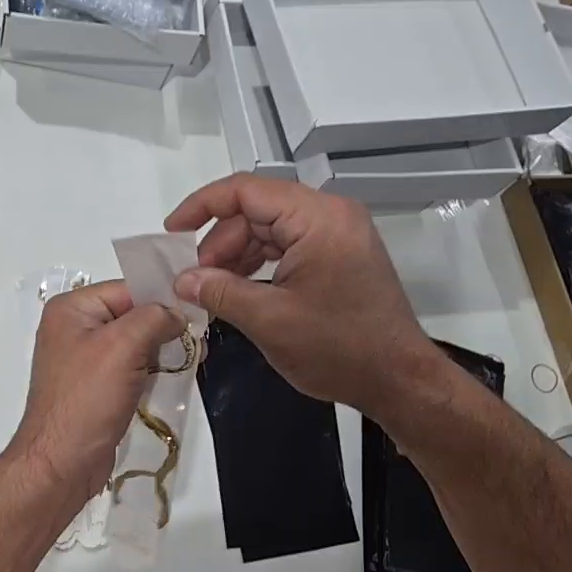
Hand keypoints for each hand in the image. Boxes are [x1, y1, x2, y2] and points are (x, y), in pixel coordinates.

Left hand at [7, 280, 183, 505]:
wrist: (62, 463)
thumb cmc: (88, 399)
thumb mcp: (123, 346)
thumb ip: (154, 318)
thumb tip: (177, 314)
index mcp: (72, 308)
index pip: (127, 289)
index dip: (162, 298)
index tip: (198, 311)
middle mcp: (74, 328)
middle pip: (131, 314)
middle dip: (164, 326)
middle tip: (200, 339)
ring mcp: (83, 359)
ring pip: (134, 342)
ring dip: (161, 350)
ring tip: (193, 357)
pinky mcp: (95, 387)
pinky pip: (129, 367)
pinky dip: (151, 371)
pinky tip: (174, 377)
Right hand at [164, 175, 445, 418]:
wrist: (400, 381)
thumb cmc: (337, 348)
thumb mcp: (269, 320)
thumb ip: (219, 291)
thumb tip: (180, 279)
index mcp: (317, 218)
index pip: (246, 190)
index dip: (201, 205)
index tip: (171, 232)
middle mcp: (330, 214)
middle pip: (257, 210)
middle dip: (220, 241)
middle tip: (193, 279)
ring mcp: (339, 234)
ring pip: (271, 229)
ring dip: (237, 255)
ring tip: (212, 289)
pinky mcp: (340, 255)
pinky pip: (289, 245)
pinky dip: (260, 264)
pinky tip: (239, 290)